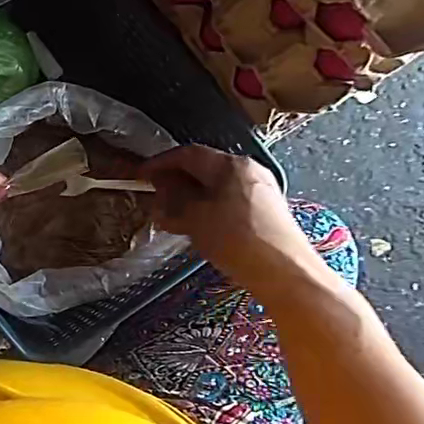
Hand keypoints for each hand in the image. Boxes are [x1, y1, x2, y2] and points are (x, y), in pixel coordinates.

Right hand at [141, 145, 321, 295]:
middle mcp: (248, 170)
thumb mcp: (193, 217)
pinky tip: (195, 226)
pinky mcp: (265, 209)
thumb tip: (160, 182)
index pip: (188, 153)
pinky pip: (227, 199)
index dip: (160, 162)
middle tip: (154, 197)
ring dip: (189, 197)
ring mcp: (260, 189)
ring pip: (215, 186)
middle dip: (175, 181)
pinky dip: (206, 207)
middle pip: (203, 168)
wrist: (283, 270)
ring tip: (170, 216)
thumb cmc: (234, 239)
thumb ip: (172, 195)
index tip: (141, 175)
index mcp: (230, 165)